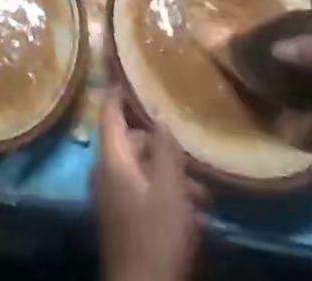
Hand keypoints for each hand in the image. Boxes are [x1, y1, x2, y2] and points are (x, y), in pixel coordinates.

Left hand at [93, 98, 206, 280]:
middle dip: (166, 152)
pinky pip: (145, 196)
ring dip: (175, 182)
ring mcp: (112, 197)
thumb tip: (159, 116)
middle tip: (197, 166)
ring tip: (206, 202)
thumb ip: (164, 150)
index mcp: (111, 159)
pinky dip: (168, 201)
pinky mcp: (123, 219)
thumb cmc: (155, 236)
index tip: (132, 75)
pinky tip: (195, 221)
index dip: (119, 93)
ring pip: (145, 174)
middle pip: (134, 145)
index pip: (110, 113)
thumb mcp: (169, 190)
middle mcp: (106, 172)